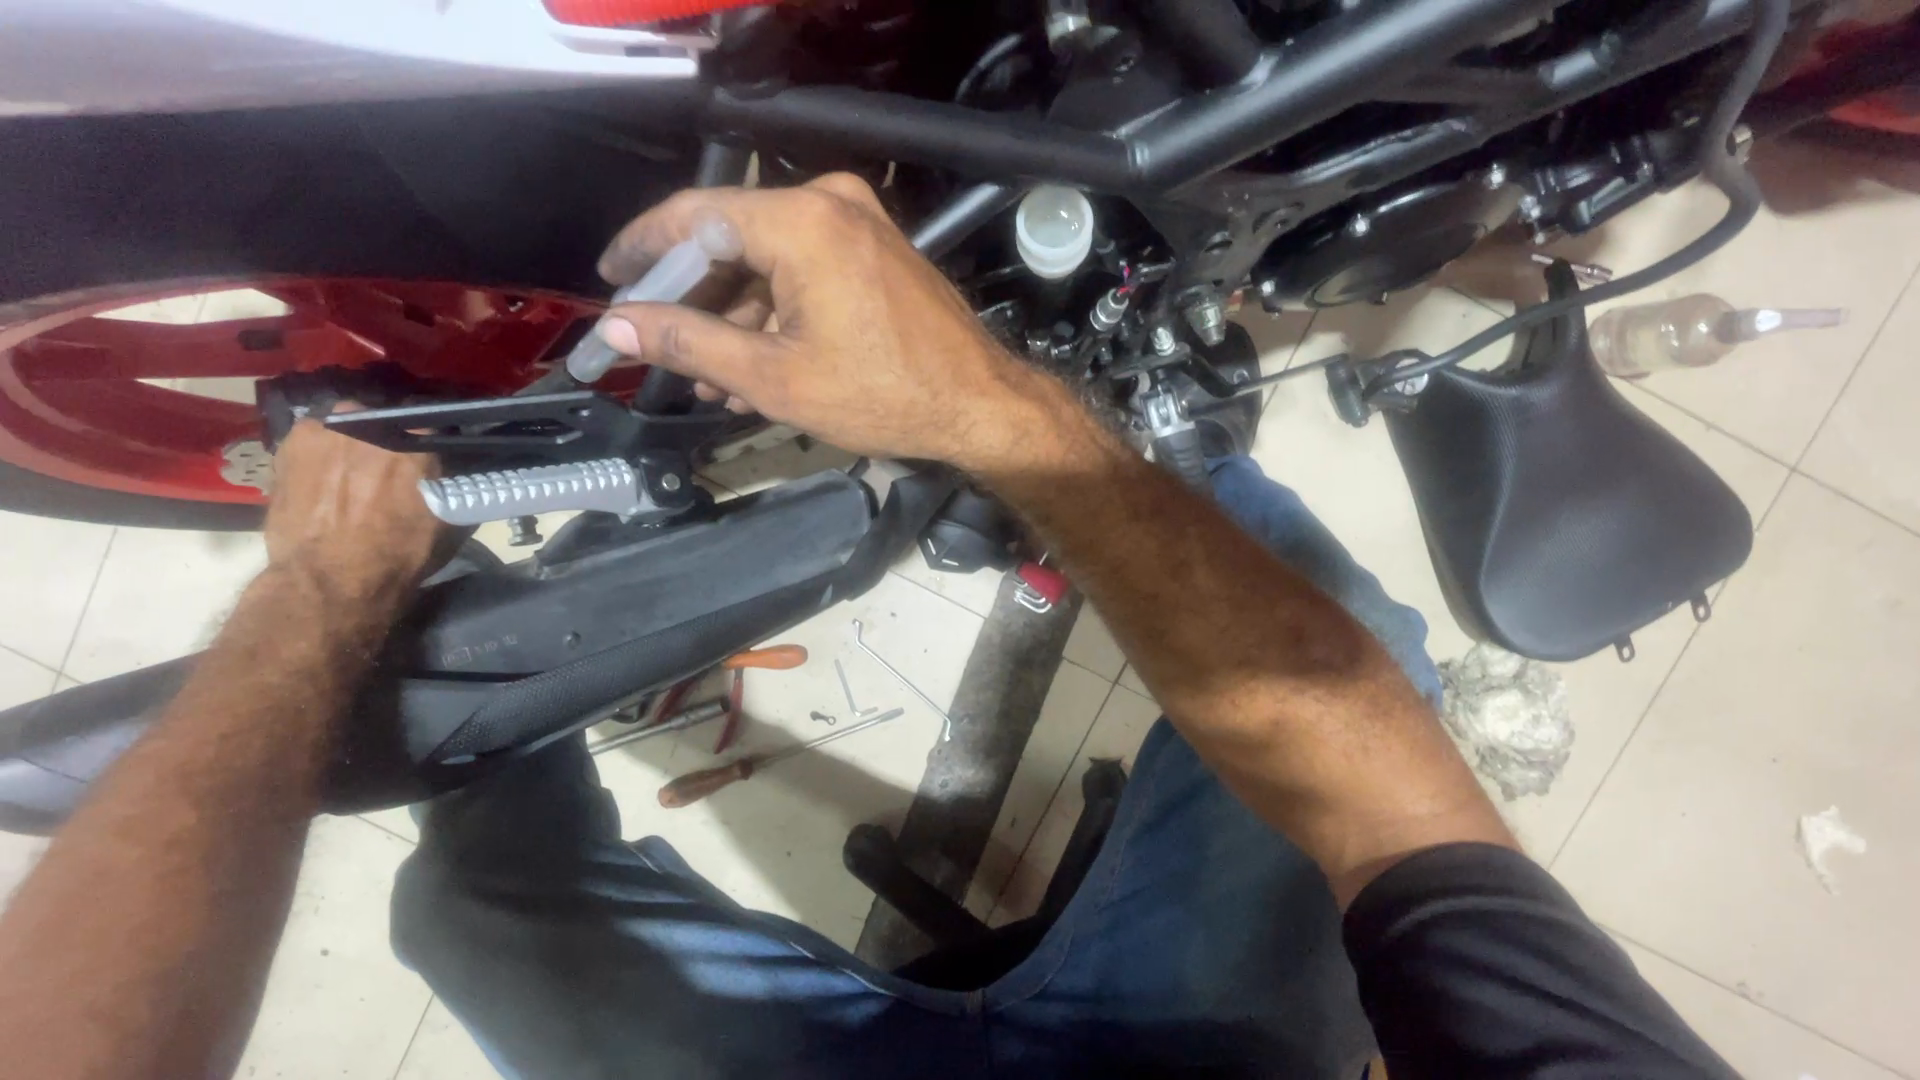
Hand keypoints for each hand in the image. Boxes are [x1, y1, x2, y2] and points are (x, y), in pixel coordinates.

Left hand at [262, 413, 442, 611]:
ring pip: (346, 427)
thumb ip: (451, 486)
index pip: (431, 429)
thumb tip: (450, 475)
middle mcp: (372, 424)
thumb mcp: (448, 521)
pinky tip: (322, 480)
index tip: (426, 464)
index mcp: (418, 440)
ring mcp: (326, 430)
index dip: (428, 448)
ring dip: (351, 444)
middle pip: (385, 423)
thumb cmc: (400, 554)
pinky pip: (313, 440)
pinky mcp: (291, 444)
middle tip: (386, 471)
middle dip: (386, 441)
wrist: (330, 578)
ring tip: (351, 475)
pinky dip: (319, 454)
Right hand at [594, 174, 1051, 469]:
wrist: (978, 406)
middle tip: (658, 347)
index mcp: (800, 221)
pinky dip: (776, 314)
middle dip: (693, 301)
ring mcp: (858, 225)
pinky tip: (753, 367)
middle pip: (730, 239)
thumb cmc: (881, 394)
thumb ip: (690, 344)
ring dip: (735, 320)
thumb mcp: (773, 377)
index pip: (692, 218)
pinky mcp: (875, 251)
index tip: (608, 282)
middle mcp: (829, 204)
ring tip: (708, 382)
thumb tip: (617, 328)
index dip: (642, 251)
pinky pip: (804, 271)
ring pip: (767, 262)